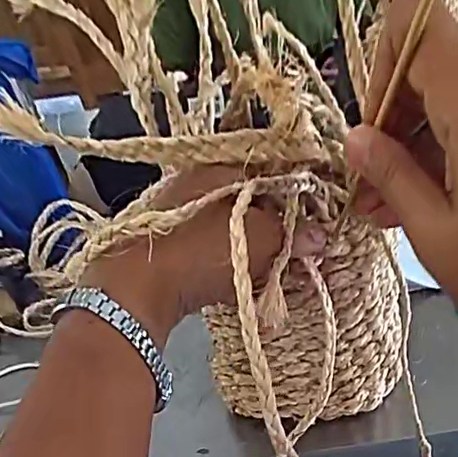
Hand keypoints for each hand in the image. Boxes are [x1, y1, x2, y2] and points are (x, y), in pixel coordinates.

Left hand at [82, 167, 324, 336]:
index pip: (275, 174)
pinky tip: (238, 291)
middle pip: (255, 205)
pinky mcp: (168, 243)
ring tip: (269, 285)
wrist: (137, 286)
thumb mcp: (260, 240)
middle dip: (278, 236)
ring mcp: (180, 211)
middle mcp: (199, 180)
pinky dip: (229, 269)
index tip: (316, 233)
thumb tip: (320, 236)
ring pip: (233, 231)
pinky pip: (211, 251)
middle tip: (294, 264)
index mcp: (224, 164)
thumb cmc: (204, 252)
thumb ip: (293, 234)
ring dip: (255, 257)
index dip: (300, 205)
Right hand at [341, 0, 457, 340]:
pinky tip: (425, 201)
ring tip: (390, 208)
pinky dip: (449, 152)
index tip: (373, 133)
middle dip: (395, 125)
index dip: (380, 70)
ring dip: (418, 147)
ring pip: (453, 100)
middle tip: (371, 188)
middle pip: (431, 67)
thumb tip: (356, 141)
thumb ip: (390, 174)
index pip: (412, 23)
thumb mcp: (432, 229)